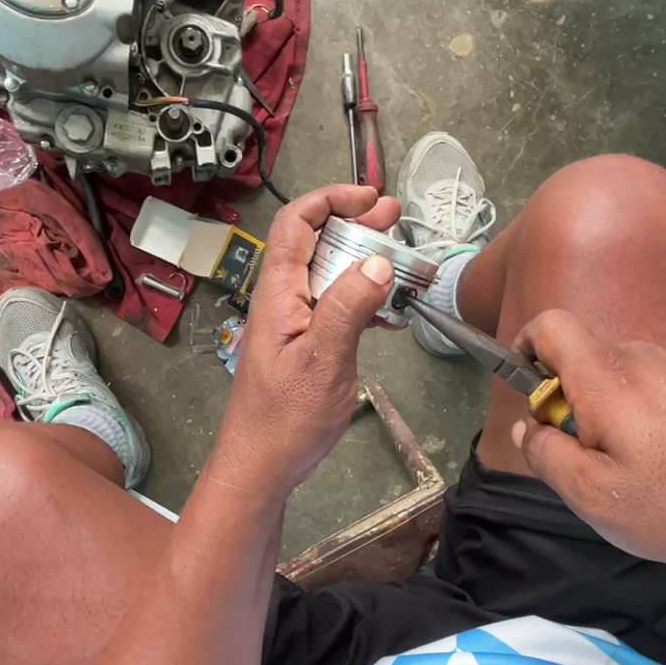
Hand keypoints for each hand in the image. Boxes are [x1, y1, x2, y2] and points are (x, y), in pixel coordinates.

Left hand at [207, 184, 400, 499]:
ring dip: (363, 260)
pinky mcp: (307, 344)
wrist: (262, 466)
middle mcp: (284, 299)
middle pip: (315, 242)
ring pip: (329, 273)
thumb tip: (377, 261)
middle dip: (355, 223)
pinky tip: (391, 309)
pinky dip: (363, 297)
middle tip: (396, 220)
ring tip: (404, 259)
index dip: (331, 199)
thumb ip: (347, 308)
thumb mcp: (323, 361)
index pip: (296, 224)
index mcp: (279, 293)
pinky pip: (335, 305)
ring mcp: (295, 322)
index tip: (371, 198)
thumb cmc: (286, 418)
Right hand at [509, 309, 665, 571]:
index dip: (524, 346)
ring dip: (607, 410)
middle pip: (583, 355)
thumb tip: (526, 429)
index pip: (550, 324)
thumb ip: (547, 456)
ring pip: (619, 374)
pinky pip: (654, 384)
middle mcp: (644, 357)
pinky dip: (642, 413)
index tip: (529, 393)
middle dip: (567, 399)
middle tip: (588, 458)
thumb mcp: (596, 498)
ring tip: (634, 468)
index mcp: (607, 377)